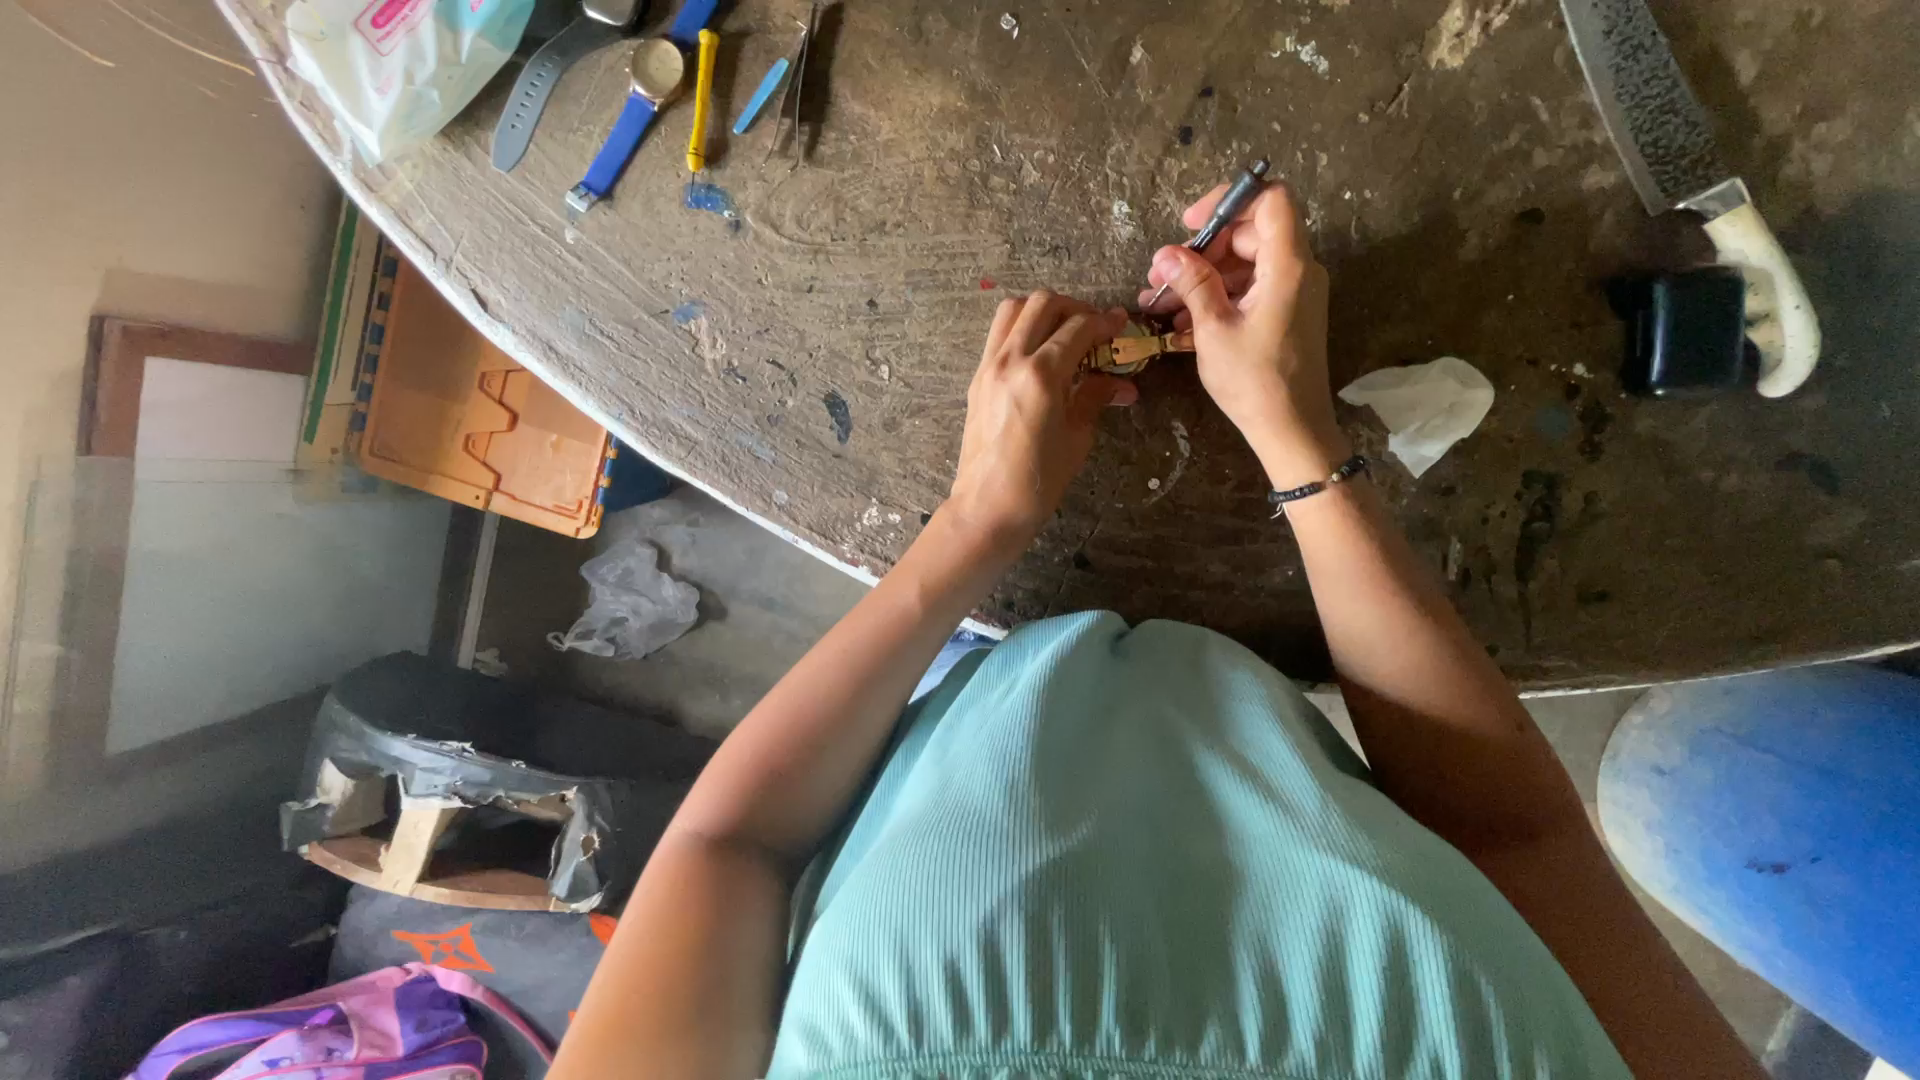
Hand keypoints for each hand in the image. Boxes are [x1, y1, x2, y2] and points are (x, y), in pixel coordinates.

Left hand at [945, 291, 1136, 548]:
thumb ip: (1096, 398)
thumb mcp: (1077, 437)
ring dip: (1042, 311)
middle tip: (1093, 328)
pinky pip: (998, 335)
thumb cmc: (1039, 480)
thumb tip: (1121, 383)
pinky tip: (1040, 353)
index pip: (1078, 328)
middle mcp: (1010, 360)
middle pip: (1042, 303)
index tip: (1121, 325)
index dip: (1105, 322)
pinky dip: (1021, 329)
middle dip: (1074, 308)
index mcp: (1040, 374)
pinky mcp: (978, 378)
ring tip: (1064, 333)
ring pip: (1013, 310)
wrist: (988, 507)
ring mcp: (988, 367)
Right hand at [1137, 185, 1347, 486]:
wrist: (1290, 428)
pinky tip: (1181, 320)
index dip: (1229, 201)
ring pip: (1245, 264)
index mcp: (1288, 266)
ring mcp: (1294, 292)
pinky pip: (1250, 289)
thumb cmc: (1253, 380)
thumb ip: (1193, 284)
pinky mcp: (1286, 313)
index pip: (1270, 200)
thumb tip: (1166, 253)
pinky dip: (1218, 296)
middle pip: (1250, 233)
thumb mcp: (1213, 330)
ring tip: (1160, 301)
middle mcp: (1298, 270)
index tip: (1190, 225)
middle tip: (1162, 274)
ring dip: (1203, 277)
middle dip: (1203, 249)